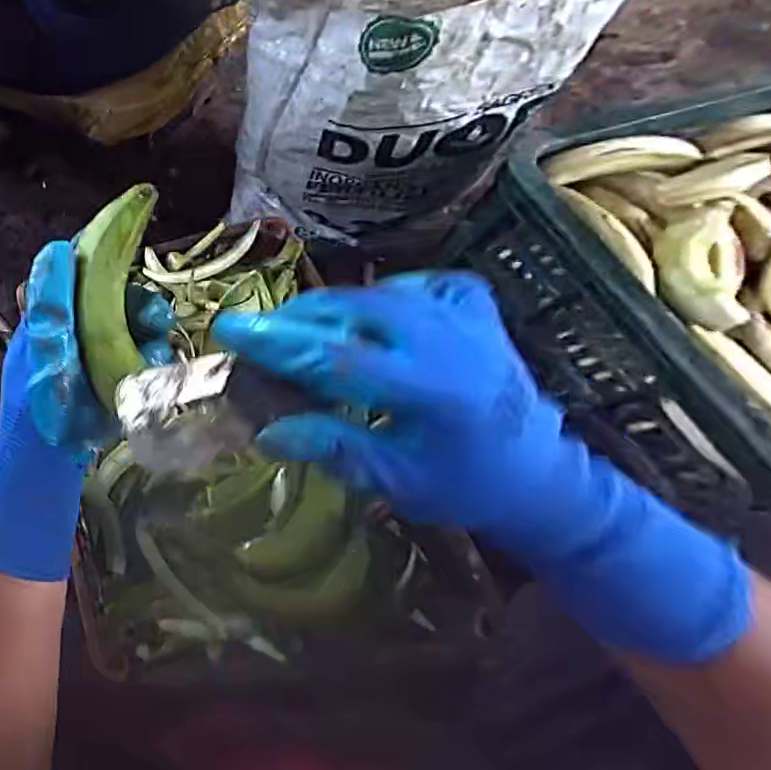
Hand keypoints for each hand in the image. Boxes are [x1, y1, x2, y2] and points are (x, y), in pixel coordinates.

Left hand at [0, 242, 170, 581]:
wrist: (48, 457)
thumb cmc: (34, 399)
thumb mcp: (37, 347)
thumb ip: (48, 303)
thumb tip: (57, 249)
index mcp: (57, 312)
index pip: (84, 274)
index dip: (106, 262)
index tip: (131, 259)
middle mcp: (82, 325)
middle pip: (121, 297)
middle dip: (140, 303)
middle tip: (156, 317)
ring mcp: (105, 348)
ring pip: (140, 323)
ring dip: (152, 329)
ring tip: (157, 345)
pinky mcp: (124, 372)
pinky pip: (149, 353)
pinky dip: (156, 356)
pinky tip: (155, 366)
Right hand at [212, 272, 751, 663]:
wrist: (541, 471)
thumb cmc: (463, 484)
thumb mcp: (396, 480)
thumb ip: (334, 447)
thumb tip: (267, 431)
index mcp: (433, 391)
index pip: (337, 356)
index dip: (277, 342)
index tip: (228, 328)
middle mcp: (450, 341)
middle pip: (348, 312)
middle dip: (292, 320)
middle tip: (254, 334)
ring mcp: (464, 315)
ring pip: (371, 294)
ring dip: (325, 309)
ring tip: (294, 330)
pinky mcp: (471, 302)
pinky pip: (407, 285)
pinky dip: (373, 297)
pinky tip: (364, 318)